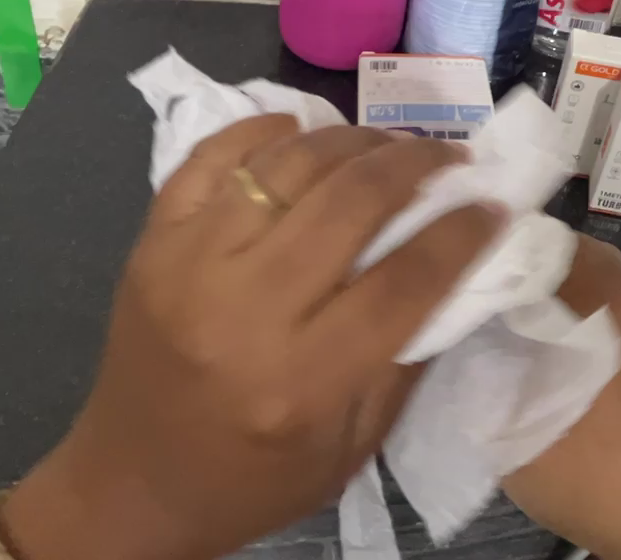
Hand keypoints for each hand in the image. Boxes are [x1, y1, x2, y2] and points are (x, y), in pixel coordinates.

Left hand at [0, 115, 501, 559]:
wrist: (126, 492)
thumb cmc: (256, 477)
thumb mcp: (355, 443)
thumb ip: (408, 349)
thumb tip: (458, 261)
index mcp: (301, 380)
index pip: (406, 279)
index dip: (462, 231)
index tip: (494, 203)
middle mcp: (242, 311)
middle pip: (351, 201)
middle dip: (417, 163)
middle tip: (450, 156)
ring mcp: (188, 265)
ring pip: (291, 164)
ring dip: (355, 139)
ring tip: (390, 143)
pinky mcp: (153, 241)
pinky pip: (214, 156)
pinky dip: (266, 131)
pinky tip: (305, 129)